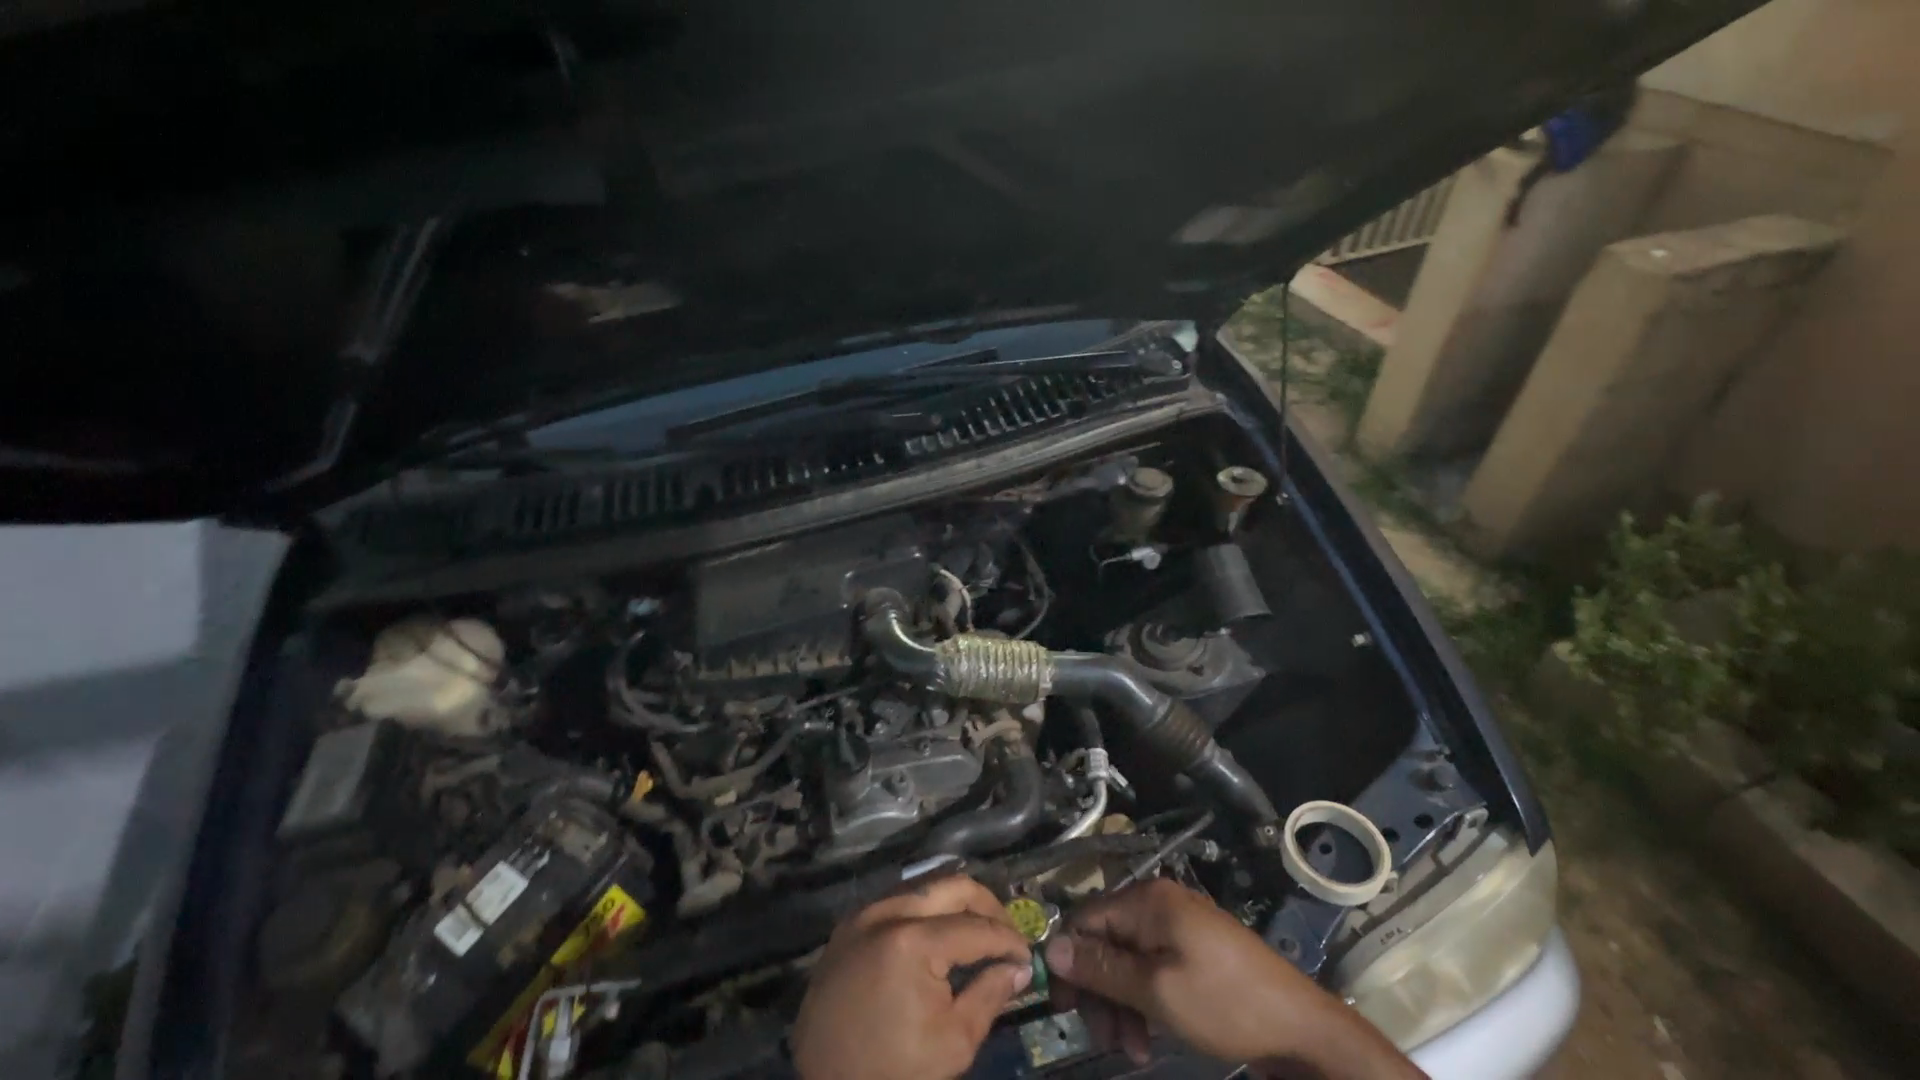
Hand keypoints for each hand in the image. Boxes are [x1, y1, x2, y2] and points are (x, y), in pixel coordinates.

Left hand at [791, 874, 1033, 1079]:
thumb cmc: (893, 1068)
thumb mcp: (953, 1041)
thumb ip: (990, 994)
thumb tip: (1018, 966)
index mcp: (912, 941)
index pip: (976, 927)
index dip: (1009, 941)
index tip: (1028, 956)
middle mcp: (885, 913)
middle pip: (951, 886)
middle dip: (987, 907)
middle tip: (1008, 935)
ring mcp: (862, 916)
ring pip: (922, 888)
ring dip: (955, 905)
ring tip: (979, 933)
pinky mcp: (848, 928)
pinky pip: (896, 903)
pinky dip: (924, 911)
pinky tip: (940, 936)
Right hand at [1042, 880, 1423, 1079]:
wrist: (1302, 1028)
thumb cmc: (1225, 1005)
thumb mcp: (1156, 991)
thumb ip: (1101, 968)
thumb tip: (1050, 947)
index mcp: (1148, 901)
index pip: (1083, 920)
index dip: (1067, 964)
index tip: (1065, 1010)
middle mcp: (1159, 904)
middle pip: (1104, 943)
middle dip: (1098, 993)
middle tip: (1104, 1040)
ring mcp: (1179, 928)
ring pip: (1126, 962)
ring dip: (1120, 1006)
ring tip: (1132, 1050)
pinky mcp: (1195, 952)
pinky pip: (1152, 970)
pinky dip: (1144, 1003)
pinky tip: (1149, 1040)